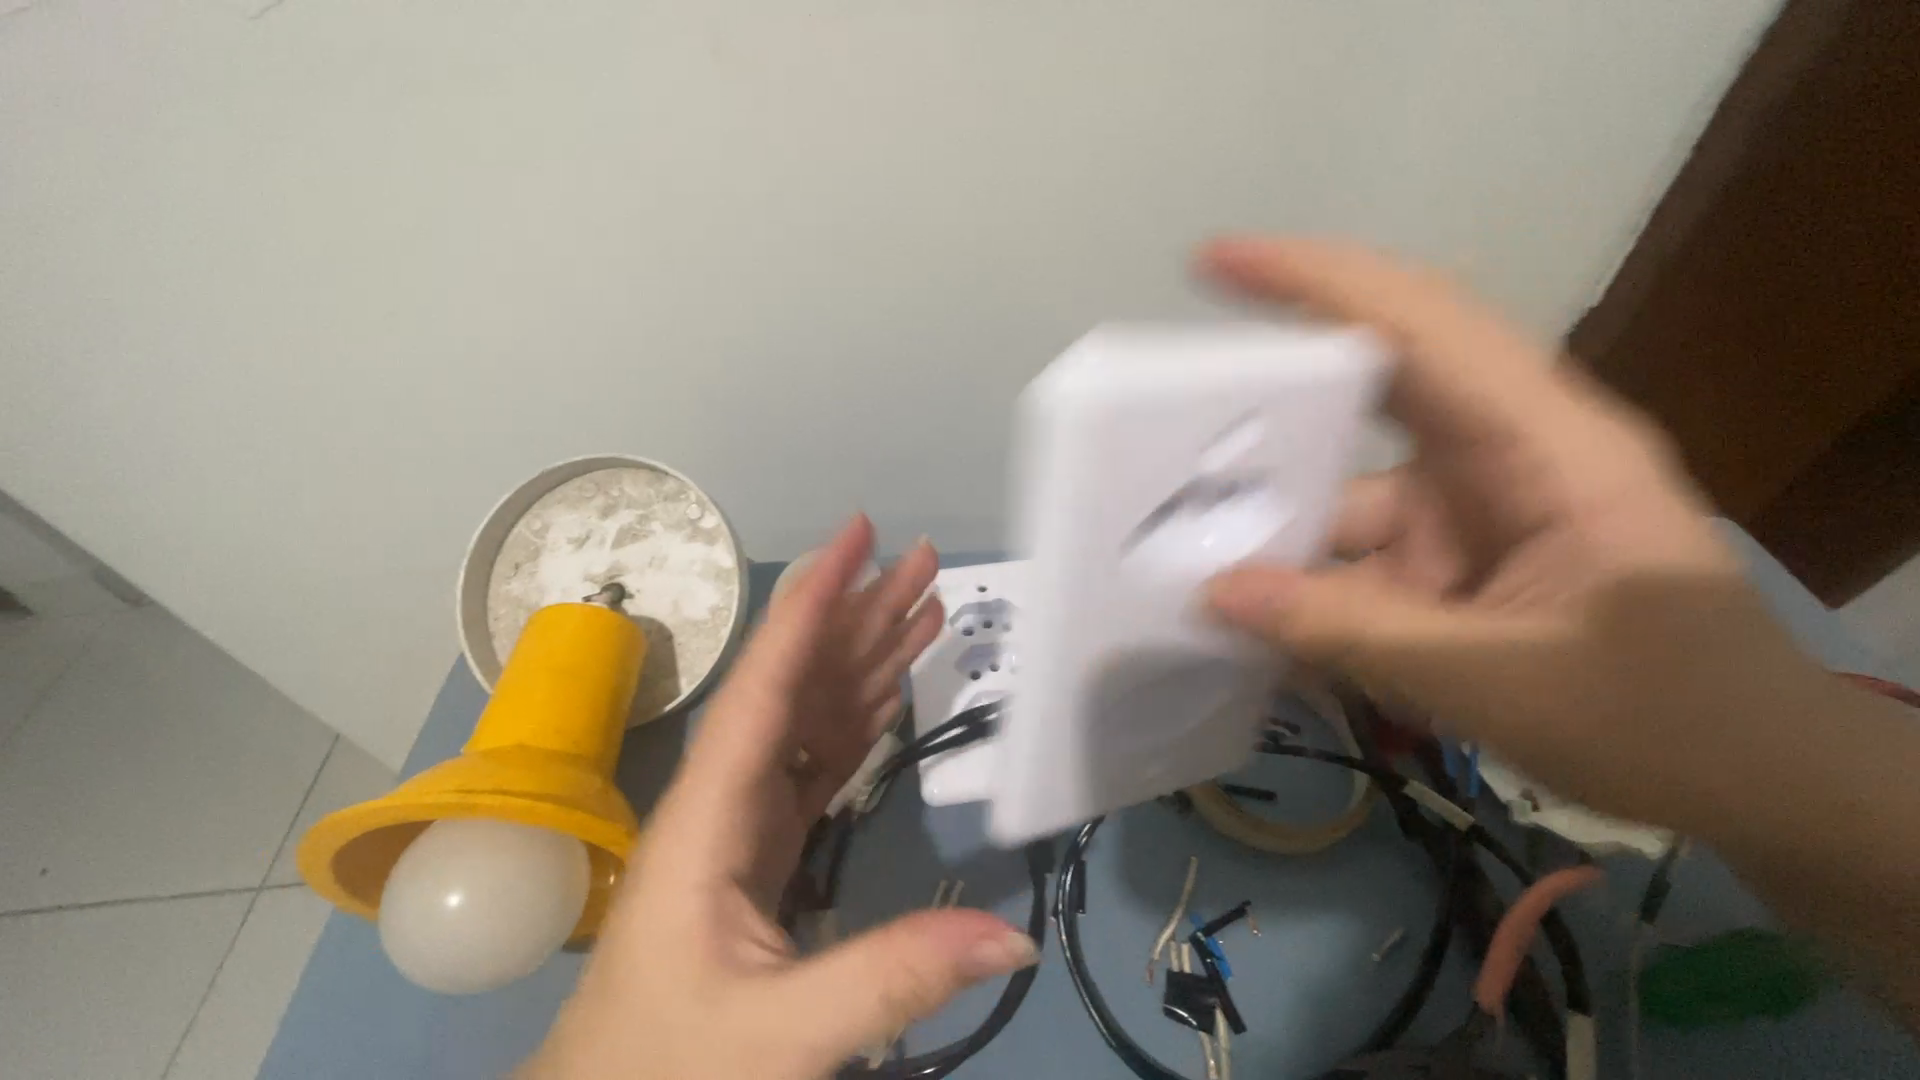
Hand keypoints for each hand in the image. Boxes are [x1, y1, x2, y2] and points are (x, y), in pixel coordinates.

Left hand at [524, 516, 1039, 1079]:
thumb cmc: (667, 1067)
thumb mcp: (780, 1035)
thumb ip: (891, 979)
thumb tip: (1013, 936)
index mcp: (711, 813)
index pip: (767, 685)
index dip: (811, 605)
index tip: (857, 538)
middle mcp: (725, 794)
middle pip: (796, 682)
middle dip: (858, 613)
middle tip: (923, 560)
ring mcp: (745, 818)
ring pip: (810, 713)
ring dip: (866, 656)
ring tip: (926, 605)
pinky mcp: (764, 845)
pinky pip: (818, 760)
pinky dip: (860, 717)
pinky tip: (895, 688)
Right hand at [1198, 237, 1833, 831]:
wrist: (1755, 784)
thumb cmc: (1666, 719)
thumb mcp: (1500, 681)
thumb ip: (1349, 633)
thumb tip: (1213, 594)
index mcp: (1544, 446)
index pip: (1421, 326)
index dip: (1316, 281)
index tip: (1214, 262)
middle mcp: (1500, 454)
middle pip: (1372, 385)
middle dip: (1273, 388)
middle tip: (1167, 403)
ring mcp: (1469, 510)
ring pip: (1346, 489)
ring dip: (1275, 520)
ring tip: (1179, 544)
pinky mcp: (1448, 561)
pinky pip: (1353, 554)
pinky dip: (1300, 583)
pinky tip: (1245, 617)